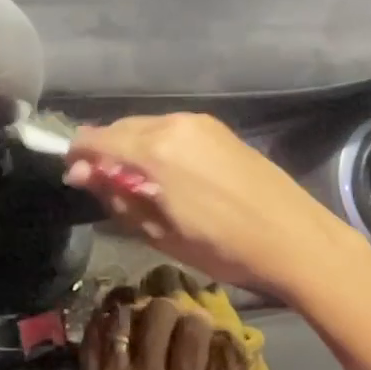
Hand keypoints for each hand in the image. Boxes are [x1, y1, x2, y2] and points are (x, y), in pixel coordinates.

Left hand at [63, 295, 229, 369]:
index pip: (193, 335)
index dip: (198, 320)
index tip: (200, 321)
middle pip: (157, 315)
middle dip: (165, 307)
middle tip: (168, 315)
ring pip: (122, 319)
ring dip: (131, 311)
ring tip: (136, 310)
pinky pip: (91, 340)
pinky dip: (99, 324)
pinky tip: (106, 320)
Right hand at [66, 114, 358, 294]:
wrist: (295, 239)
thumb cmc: (224, 248)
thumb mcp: (160, 233)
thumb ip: (118, 197)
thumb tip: (86, 175)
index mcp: (153, 151)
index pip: (96, 139)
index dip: (78, 156)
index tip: (75, 178)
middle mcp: (171, 124)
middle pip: (119, 127)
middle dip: (104, 151)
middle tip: (102, 184)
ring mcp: (196, 122)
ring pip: (145, 126)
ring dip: (130, 147)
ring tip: (136, 181)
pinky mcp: (216, 127)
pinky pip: (170, 128)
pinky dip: (156, 144)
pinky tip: (166, 172)